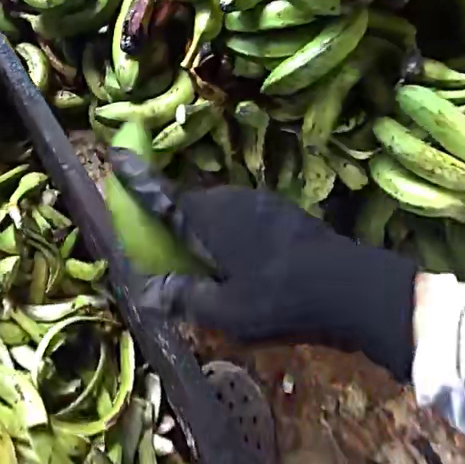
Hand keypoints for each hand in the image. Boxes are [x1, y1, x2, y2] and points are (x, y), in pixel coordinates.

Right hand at [110, 149, 419, 380]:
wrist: (350, 284)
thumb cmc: (281, 299)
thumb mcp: (226, 311)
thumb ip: (184, 296)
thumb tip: (145, 292)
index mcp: (210, 218)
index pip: (161, 194)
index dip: (135, 178)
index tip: (114, 152)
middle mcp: (230, 199)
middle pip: (189, 202)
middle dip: (171, 216)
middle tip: (161, 243)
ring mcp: (258, 201)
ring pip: (216, 209)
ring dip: (203, 227)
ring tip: (203, 261)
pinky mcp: (279, 209)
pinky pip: (239, 214)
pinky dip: (228, 231)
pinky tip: (241, 260)